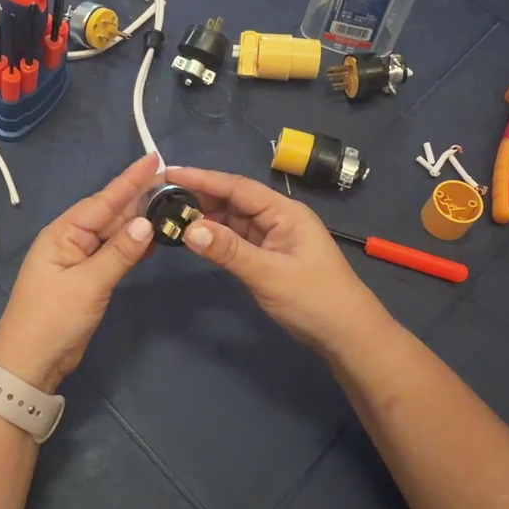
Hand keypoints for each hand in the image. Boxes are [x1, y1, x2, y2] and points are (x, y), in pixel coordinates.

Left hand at [0, 153, 161, 391]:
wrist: (30, 363)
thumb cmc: (53, 319)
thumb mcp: (88, 284)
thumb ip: (119, 252)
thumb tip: (147, 221)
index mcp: (64, 233)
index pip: (103, 200)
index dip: (130, 180)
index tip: (155, 159)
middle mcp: (71, 239)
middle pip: (110, 212)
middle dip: (139, 197)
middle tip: (174, 181)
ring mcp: (79, 259)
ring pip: (114, 232)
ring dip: (139, 220)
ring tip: (171, 202)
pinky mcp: (87, 278)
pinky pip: (114, 252)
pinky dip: (134, 244)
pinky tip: (155, 237)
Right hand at [163, 166, 394, 355]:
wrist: (348, 335)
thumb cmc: (314, 300)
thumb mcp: (269, 274)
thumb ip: (229, 251)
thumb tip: (189, 229)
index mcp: (284, 212)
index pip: (237, 187)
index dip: (202, 178)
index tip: (168, 173)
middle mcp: (278, 218)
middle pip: (233, 199)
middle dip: (199, 195)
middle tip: (160, 195)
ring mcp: (273, 237)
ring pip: (232, 219)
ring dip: (204, 217)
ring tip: (168, 214)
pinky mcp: (269, 256)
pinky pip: (236, 238)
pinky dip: (215, 236)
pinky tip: (193, 237)